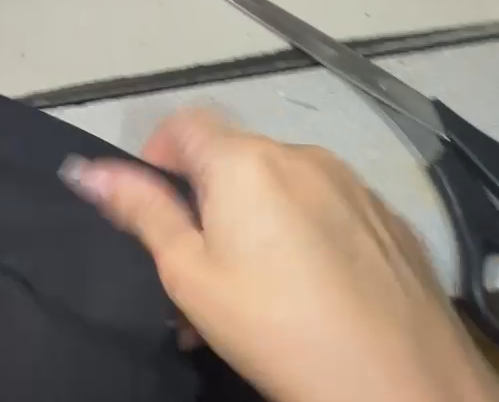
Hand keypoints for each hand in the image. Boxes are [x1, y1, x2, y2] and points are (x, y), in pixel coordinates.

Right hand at [62, 110, 498, 401]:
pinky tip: (316, 288)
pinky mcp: (398, 225)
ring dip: (257, 211)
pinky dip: (308, 229)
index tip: (159, 208)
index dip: (159, 156)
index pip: (182, 124)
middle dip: (207, 193)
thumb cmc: (277, 329)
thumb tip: (84, 168)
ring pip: (282, 183)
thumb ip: (139, 209)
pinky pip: (330, 208)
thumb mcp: (187, 272)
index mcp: (244, 161)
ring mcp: (357, 189)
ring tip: (260, 280)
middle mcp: (301, 157)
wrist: (414, 398)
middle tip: (203, 258)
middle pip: (232, 155)